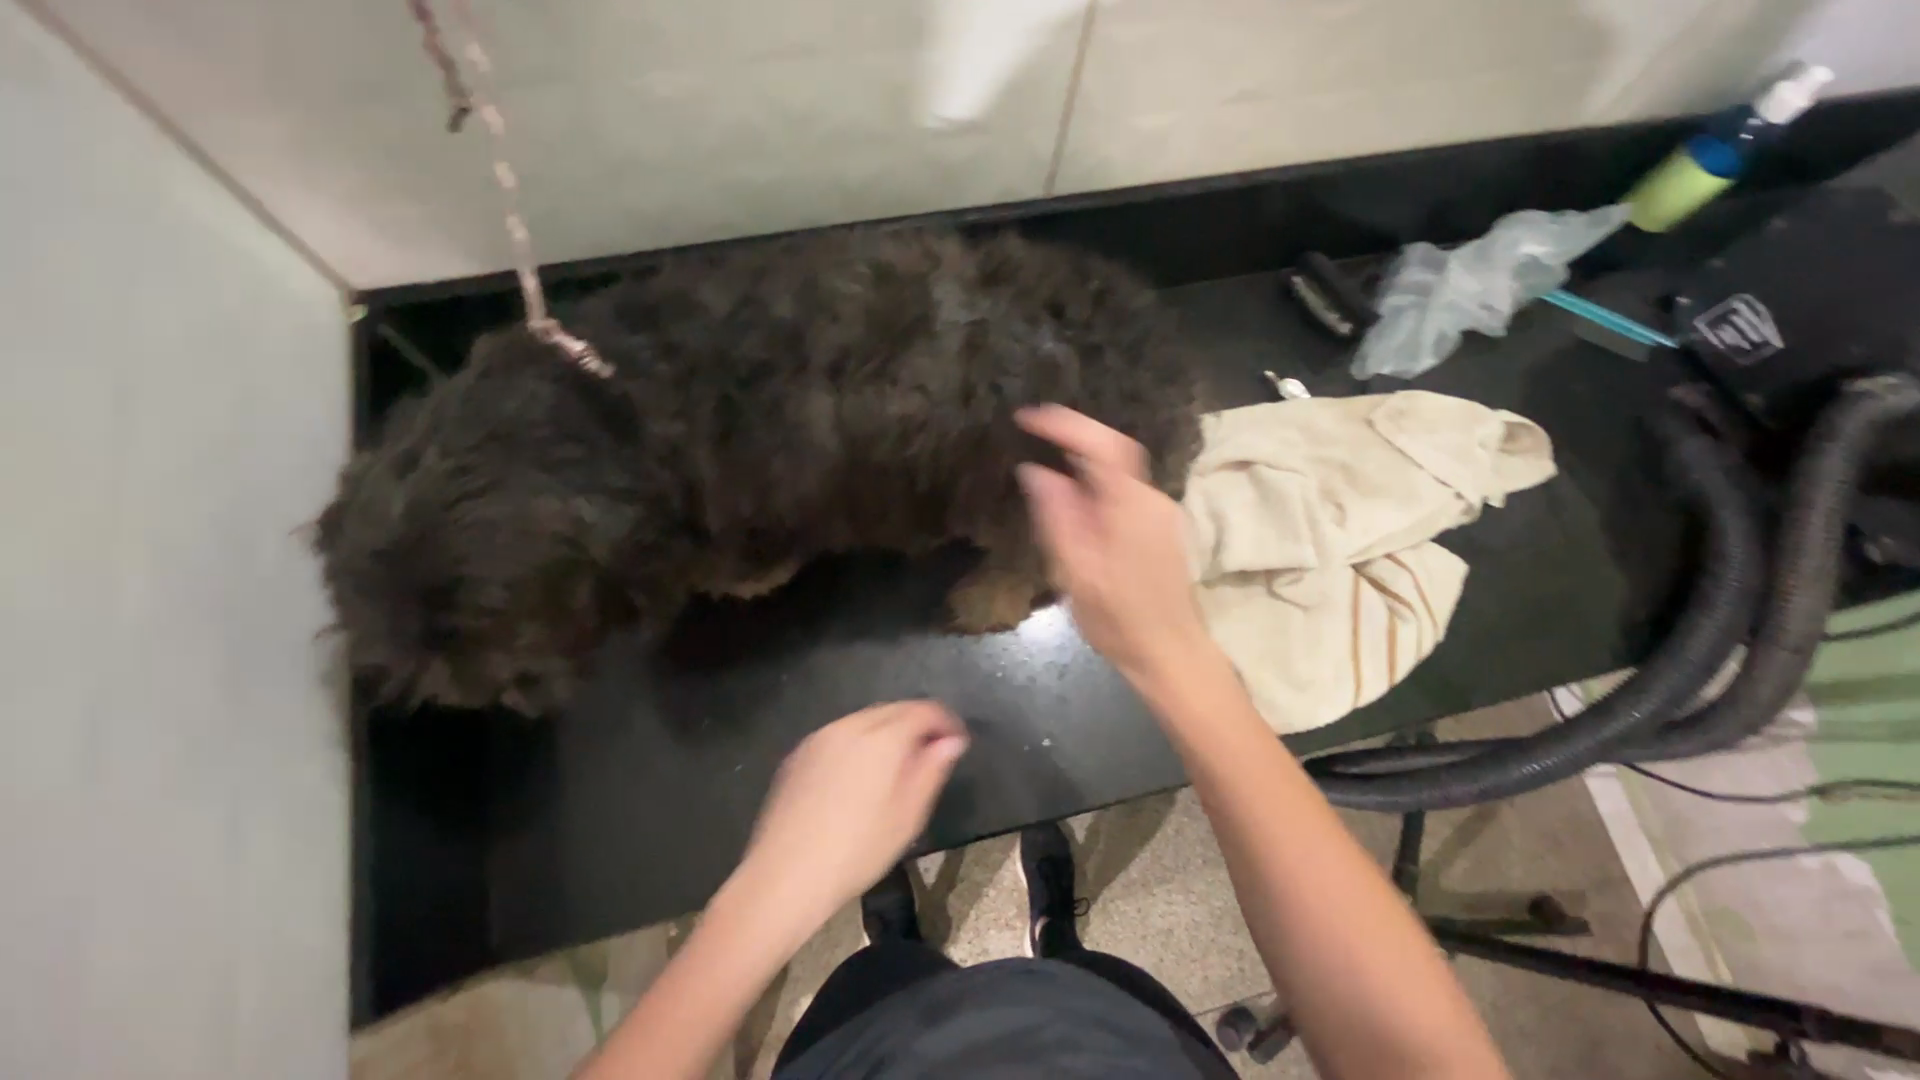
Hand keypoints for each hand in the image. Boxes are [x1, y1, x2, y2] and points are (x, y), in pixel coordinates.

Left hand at [733, 701, 968, 931]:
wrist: (785, 875)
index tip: (957, 743)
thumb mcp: (908, 816)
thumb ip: (932, 770)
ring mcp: (819, 737)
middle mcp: (850, 726)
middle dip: (917, 724)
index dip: (946, 722)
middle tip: (931, 754)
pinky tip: (859, 776)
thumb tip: (951, 742)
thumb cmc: (858, 850)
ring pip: (864, 721)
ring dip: (887, 732)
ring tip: (897, 765)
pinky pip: (839, 736)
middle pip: (893, 710)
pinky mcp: (798, 754)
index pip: (924, 710)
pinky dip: (858, 743)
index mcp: (882, 738)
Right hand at [1016, 405, 1213, 696]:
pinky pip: (1123, 493)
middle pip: (1113, 453)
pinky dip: (1096, 487)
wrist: (1170, 654)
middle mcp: (1152, 501)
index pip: (1103, 445)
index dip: (1066, 423)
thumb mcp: (1075, 571)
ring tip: (1045, 468)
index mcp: (1131, 507)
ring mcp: (1161, 514)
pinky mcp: (1161, 530)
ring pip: (1118, 475)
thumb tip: (1035, 471)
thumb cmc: (1119, 620)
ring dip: (1083, 465)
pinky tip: (1073, 504)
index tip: (1028, 417)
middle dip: (1073, 439)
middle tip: (1032, 435)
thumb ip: (1056, 516)